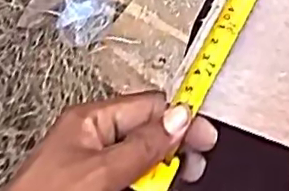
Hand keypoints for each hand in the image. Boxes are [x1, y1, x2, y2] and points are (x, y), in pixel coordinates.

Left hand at [5, 93, 217, 190]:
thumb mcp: (100, 173)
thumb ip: (141, 145)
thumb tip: (180, 117)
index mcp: (89, 119)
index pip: (148, 106)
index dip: (179, 119)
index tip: (204, 138)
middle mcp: (88, 138)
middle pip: (145, 132)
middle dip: (171, 148)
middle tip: (192, 168)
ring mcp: (85, 167)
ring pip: (137, 160)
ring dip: (156, 171)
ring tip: (171, 180)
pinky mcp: (84, 187)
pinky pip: (123, 177)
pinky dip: (141, 181)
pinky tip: (148, 186)